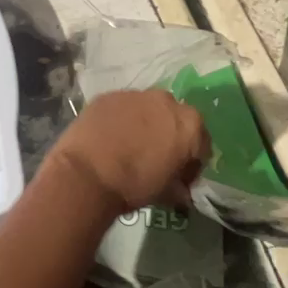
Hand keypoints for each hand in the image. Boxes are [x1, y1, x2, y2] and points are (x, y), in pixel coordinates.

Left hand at [40, 90, 208, 212]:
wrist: (87, 175)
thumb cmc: (134, 185)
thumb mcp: (167, 193)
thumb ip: (180, 186)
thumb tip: (181, 191)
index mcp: (190, 124)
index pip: (200, 143)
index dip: (191, 162)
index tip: (179, 177)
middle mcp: (166, 100)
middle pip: (173, 119)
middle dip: (167, 136)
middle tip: (153, 158)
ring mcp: (134, 94)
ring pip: (146, 109)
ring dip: (143, 124)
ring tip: (128, 147)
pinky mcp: (107, 96)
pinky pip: (120, 108)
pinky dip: (119, 120)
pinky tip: (108, 138)